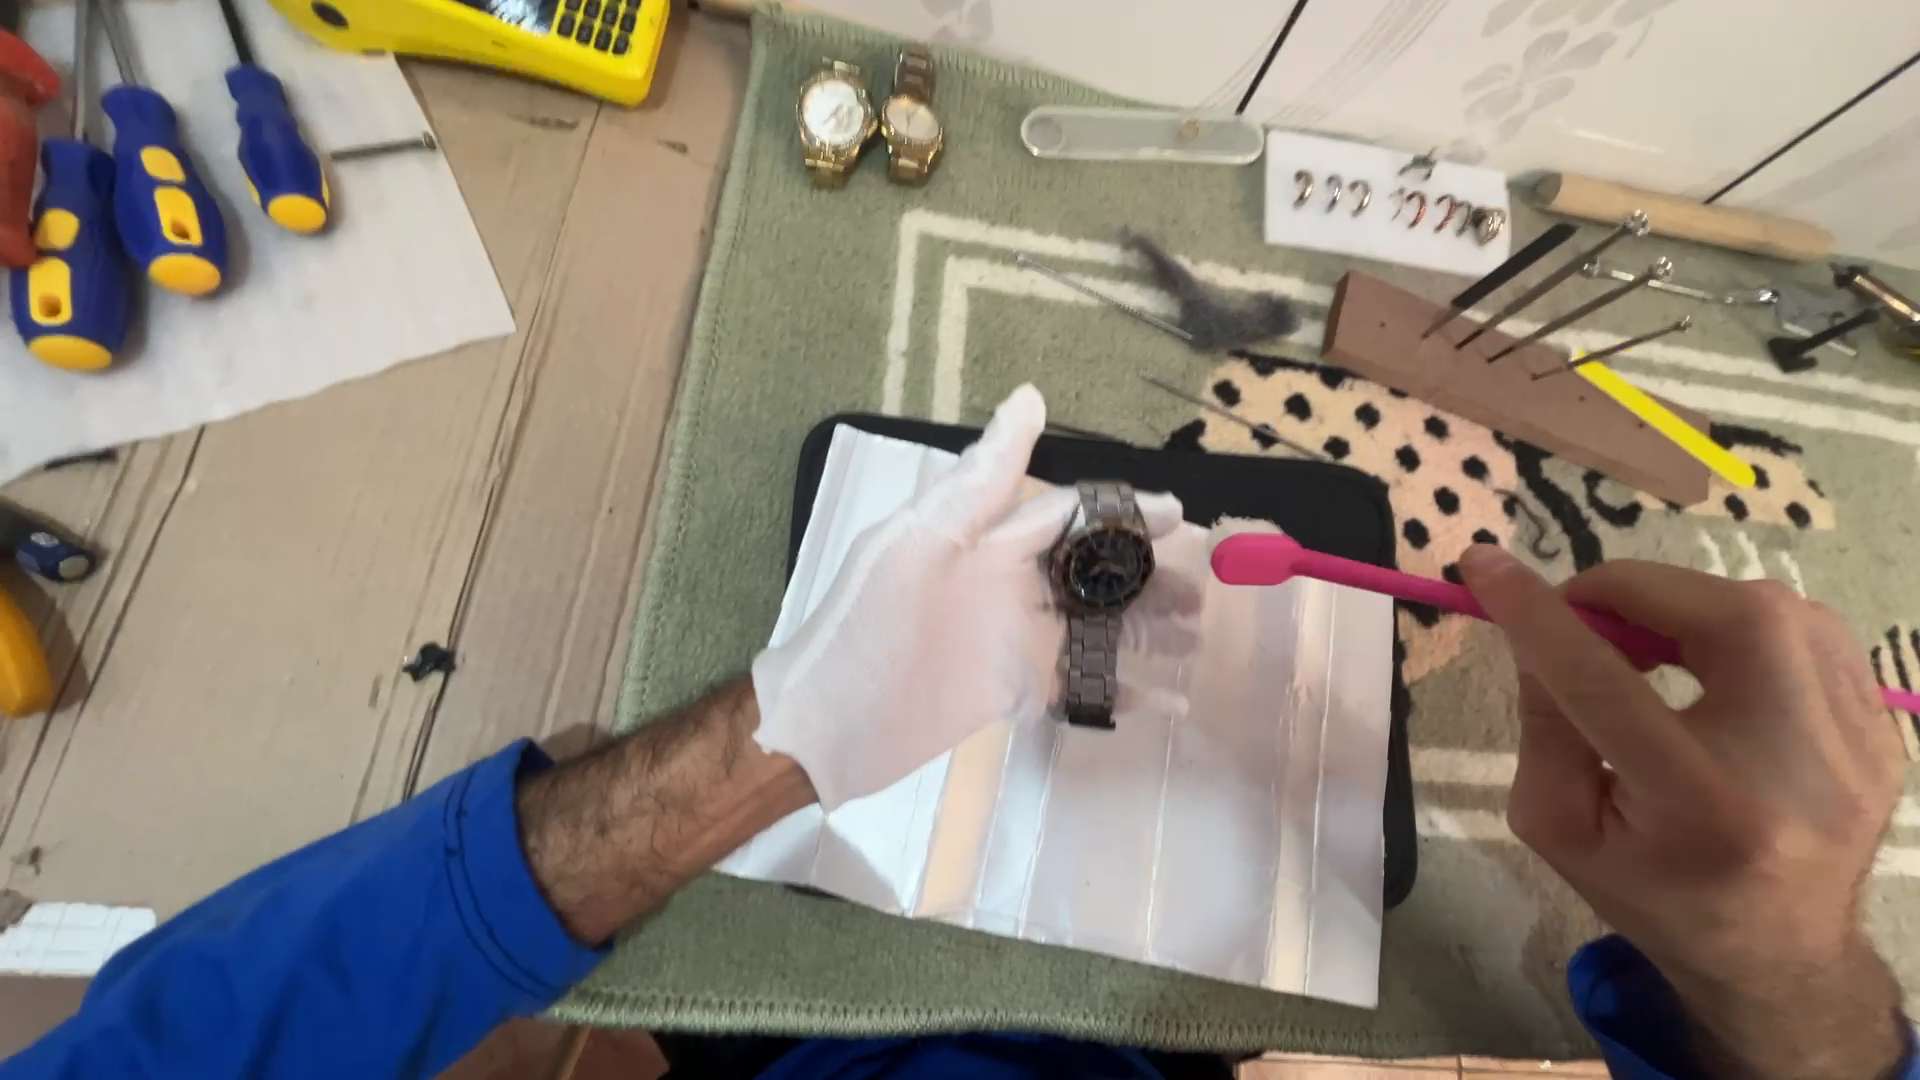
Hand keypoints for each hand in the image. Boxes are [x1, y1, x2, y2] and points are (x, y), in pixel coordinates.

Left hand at [751, 385, 1182, 808]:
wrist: (824, 728)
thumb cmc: (864, 629)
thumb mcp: (916, 544)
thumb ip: (977, 481)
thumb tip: (1030, 395)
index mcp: (986, 542)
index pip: (1068, 515)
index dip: (1123, 512)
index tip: (1180, 517)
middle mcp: (1007, 585)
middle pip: (1092, 572)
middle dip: (1148, 575)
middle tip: (1205, 588)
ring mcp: (1013, 642)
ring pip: (1096, 627)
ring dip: (1147, 630)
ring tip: (1200, 638)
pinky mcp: (1013, 694)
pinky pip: (1080, 687)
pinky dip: (1124, 692)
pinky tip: (1172, 702)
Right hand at [1458, 546, 1907, 1079]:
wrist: (1775, 954)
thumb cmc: (1642, 889)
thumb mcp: (1551, 818)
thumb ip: (1543, 720)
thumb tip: (1539, 632)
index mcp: (1700, 808)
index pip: (1604, 682)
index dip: (1534, 613)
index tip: (1480, 562)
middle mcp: (1803, 769)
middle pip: (1732, 620)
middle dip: (1628, 589)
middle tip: (1574, 612)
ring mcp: (1864, 746)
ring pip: (1777, 609)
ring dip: (1677, 601)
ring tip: (1630, 638)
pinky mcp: (1883, 730)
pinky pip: (1805, 630)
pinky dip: (1724, 619)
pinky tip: (1689, 654)